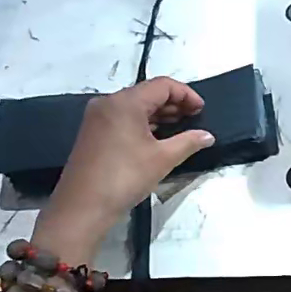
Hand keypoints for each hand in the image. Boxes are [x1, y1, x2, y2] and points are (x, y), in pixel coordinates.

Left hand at [35, 77, 214, 259]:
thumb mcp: (162, 159)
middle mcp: (108, 102)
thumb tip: (207, 136)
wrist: (83, 206)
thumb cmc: (124, 178)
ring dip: (158, 113)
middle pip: (147, 92)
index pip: (162, 85)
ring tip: (180, 128)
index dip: (186, 94)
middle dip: (173, 103)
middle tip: (194, 118)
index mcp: (125, 102)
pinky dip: (142, 122)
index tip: (201, 110)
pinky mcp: (92, 131)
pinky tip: (157, 137)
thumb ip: (188, 142)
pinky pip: (122, 117)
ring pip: (134, 105)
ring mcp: (97, 117)